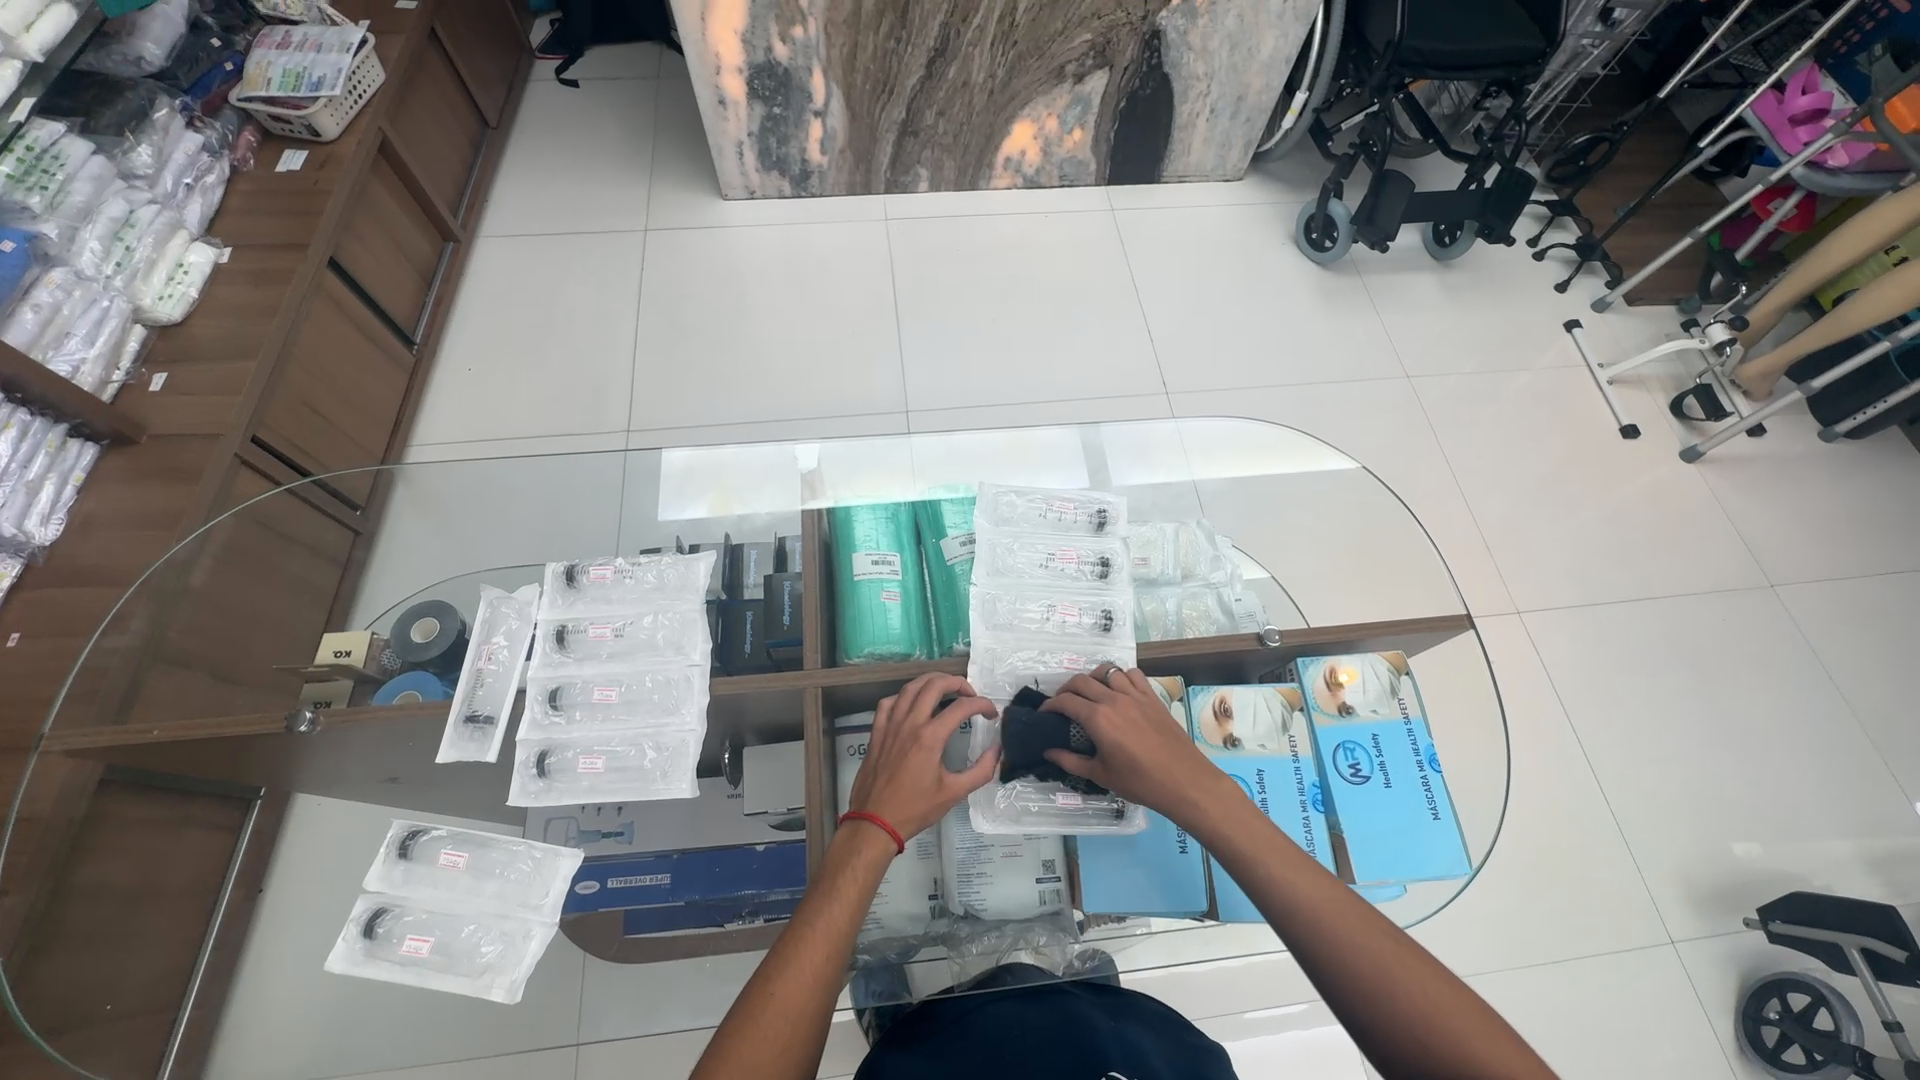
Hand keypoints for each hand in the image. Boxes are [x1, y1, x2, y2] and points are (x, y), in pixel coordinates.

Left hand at [845, 673, 1000, 841]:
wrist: (874, 822)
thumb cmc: (915, 809)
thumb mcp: (954, 793)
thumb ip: (981, 771)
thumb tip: (997, 751)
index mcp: (930, 737)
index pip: (962, 707)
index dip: (982, 705)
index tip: (991, 714)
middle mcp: (909, 724)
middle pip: (934, 684)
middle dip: (957, 682)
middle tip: (970, 693)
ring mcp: (890, 725)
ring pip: (910, 688)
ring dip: (931, 682)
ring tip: (945, 689)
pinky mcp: (876, 732)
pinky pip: (888, 703)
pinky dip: (903, 696)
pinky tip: (912, 704)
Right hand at [1041, 665, 1234, 826]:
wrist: (1184, 780)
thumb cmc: (1140, 782)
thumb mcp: (1101, 775)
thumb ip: (1071, 761)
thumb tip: (1048, 752)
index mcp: (1098, 719)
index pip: (1066, 701)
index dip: (1050, 705)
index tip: (1045, 713)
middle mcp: (1114, 699)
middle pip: (1082, 681)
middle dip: (1066, 689)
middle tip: (1062, 703)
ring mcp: (1135, 695)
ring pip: (1108, 671)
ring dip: (1094, 678)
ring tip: (1090, 692)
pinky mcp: (1152, 697)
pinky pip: (1133, 674)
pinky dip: (1121, 677)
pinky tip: (1119, 690)